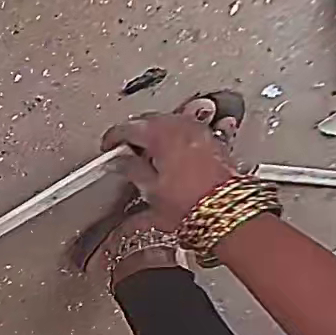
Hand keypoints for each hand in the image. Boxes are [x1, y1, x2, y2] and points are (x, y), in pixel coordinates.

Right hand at [101, 111, 240, 227]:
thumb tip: (119, 162)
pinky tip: (169, 158)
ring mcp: (200, 132)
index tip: (107, 147)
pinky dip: (173, 141)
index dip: (114, 137)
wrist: (228, 213)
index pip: (129, 127)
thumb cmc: (192, 204)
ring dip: (155, 137)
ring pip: (170, 125)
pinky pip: (186, 133)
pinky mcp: (213, 142)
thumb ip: (131, 169)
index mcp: (162, 133)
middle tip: (122, 152)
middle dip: (134, 134)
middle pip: (150, 121)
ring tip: (145, 157)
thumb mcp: (151, 190)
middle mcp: (183, 126)